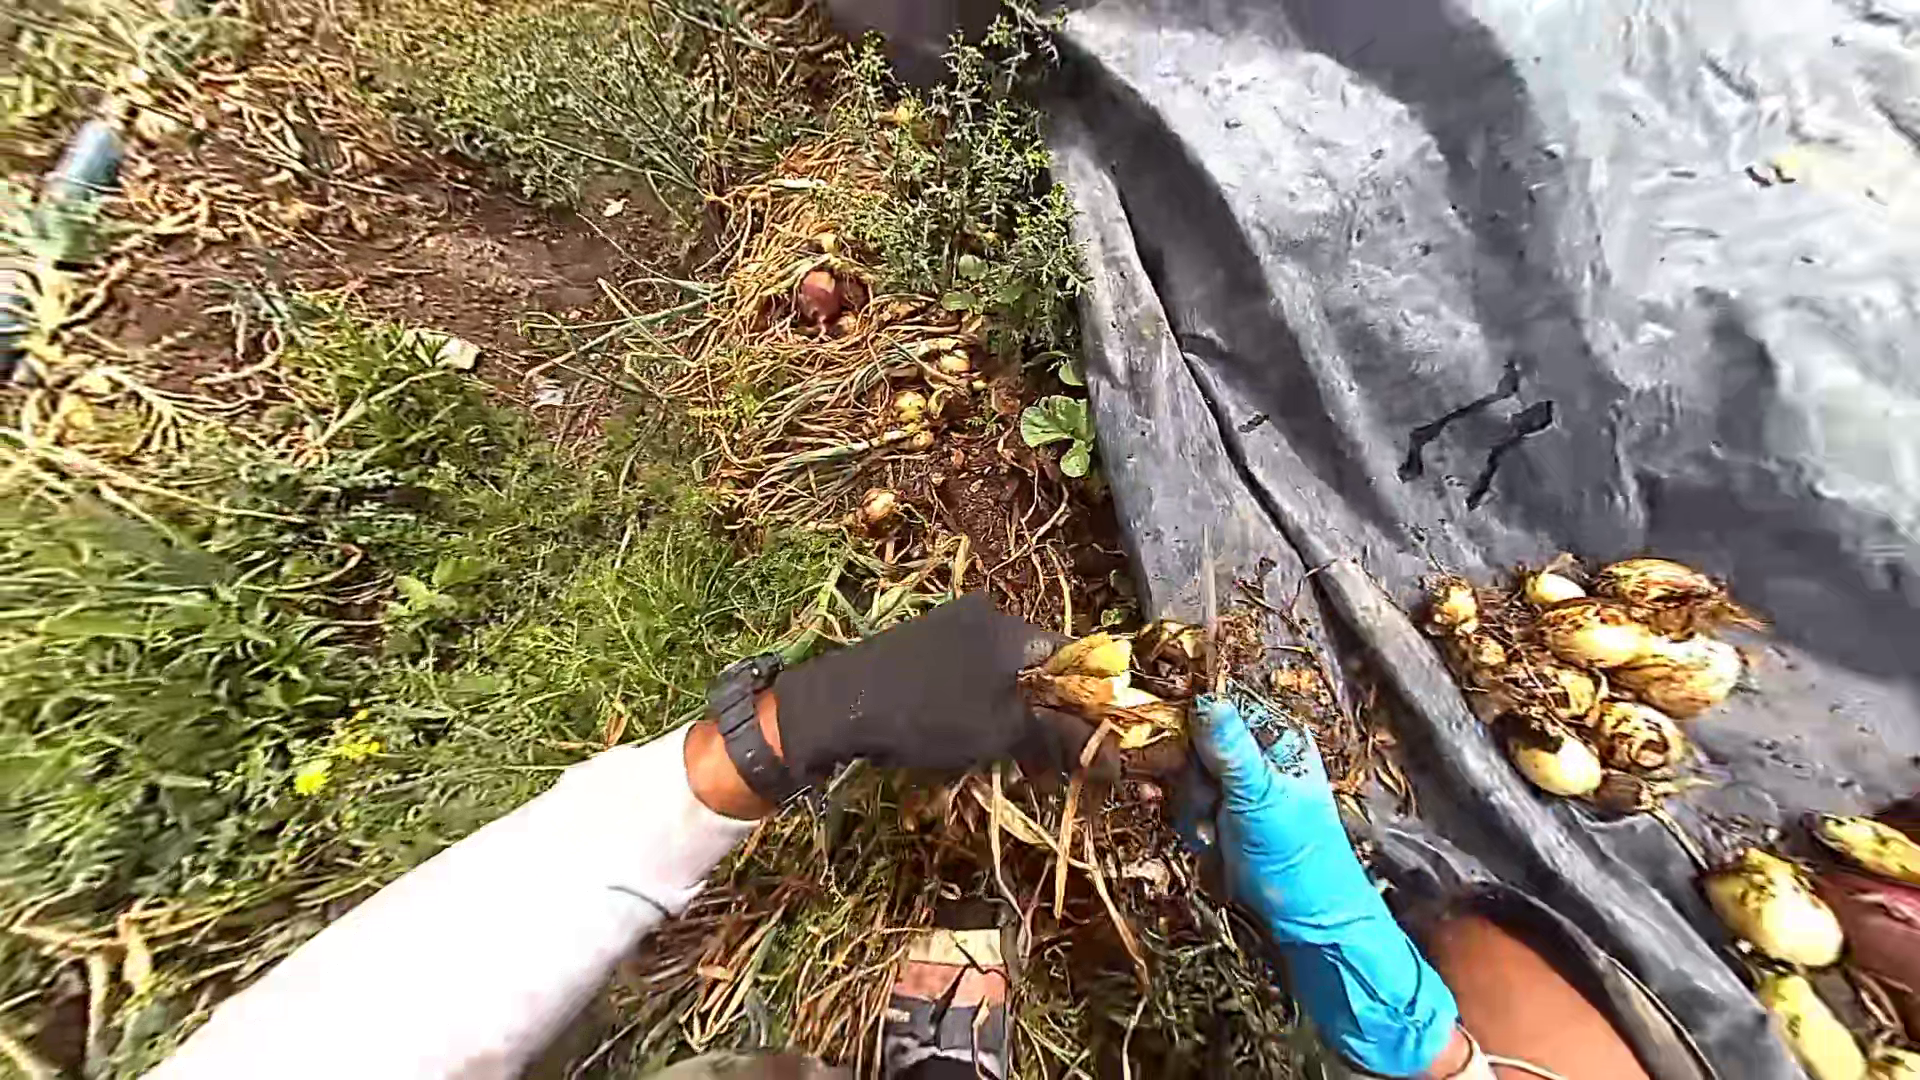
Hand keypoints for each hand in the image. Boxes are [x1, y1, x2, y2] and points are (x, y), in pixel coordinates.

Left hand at [772, 593, 1102, 782]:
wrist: (840, 701)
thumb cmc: (930, 713)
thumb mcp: (1001, 730)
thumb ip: (1058, 737)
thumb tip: (1109, 758)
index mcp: (1013, 628)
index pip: (1075, 656)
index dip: (1091, 699)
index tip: (1095, 739)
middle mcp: (988, 615)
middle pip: (1040, 666)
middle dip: (1051, 715)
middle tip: (1052, 761)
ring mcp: (954, 624)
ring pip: (1006, 672)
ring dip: (1017, 714)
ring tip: (1017, 760)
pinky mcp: (929, 639)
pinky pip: (974, 671)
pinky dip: (985, 702)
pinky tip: (978, 736)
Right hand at [1180, 688, 1459, 1077]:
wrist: (1308, 927)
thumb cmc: (1297, 858)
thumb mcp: (1261, 799)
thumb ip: (1230, 749)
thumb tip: (1206, 697)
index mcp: (1275, 737)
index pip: (1220, 703)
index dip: (1190, 717)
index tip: (1170, 738)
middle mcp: (1251, 752)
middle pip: (1192, 735)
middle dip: (1186, 770)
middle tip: (1200, 799)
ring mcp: (1232, 782)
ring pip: (1182, 767)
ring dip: (1187, 801)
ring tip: (1209, 832)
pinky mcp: (1217, 808)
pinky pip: (1182, 795)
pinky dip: (1181, 813)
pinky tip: (1191, 832)